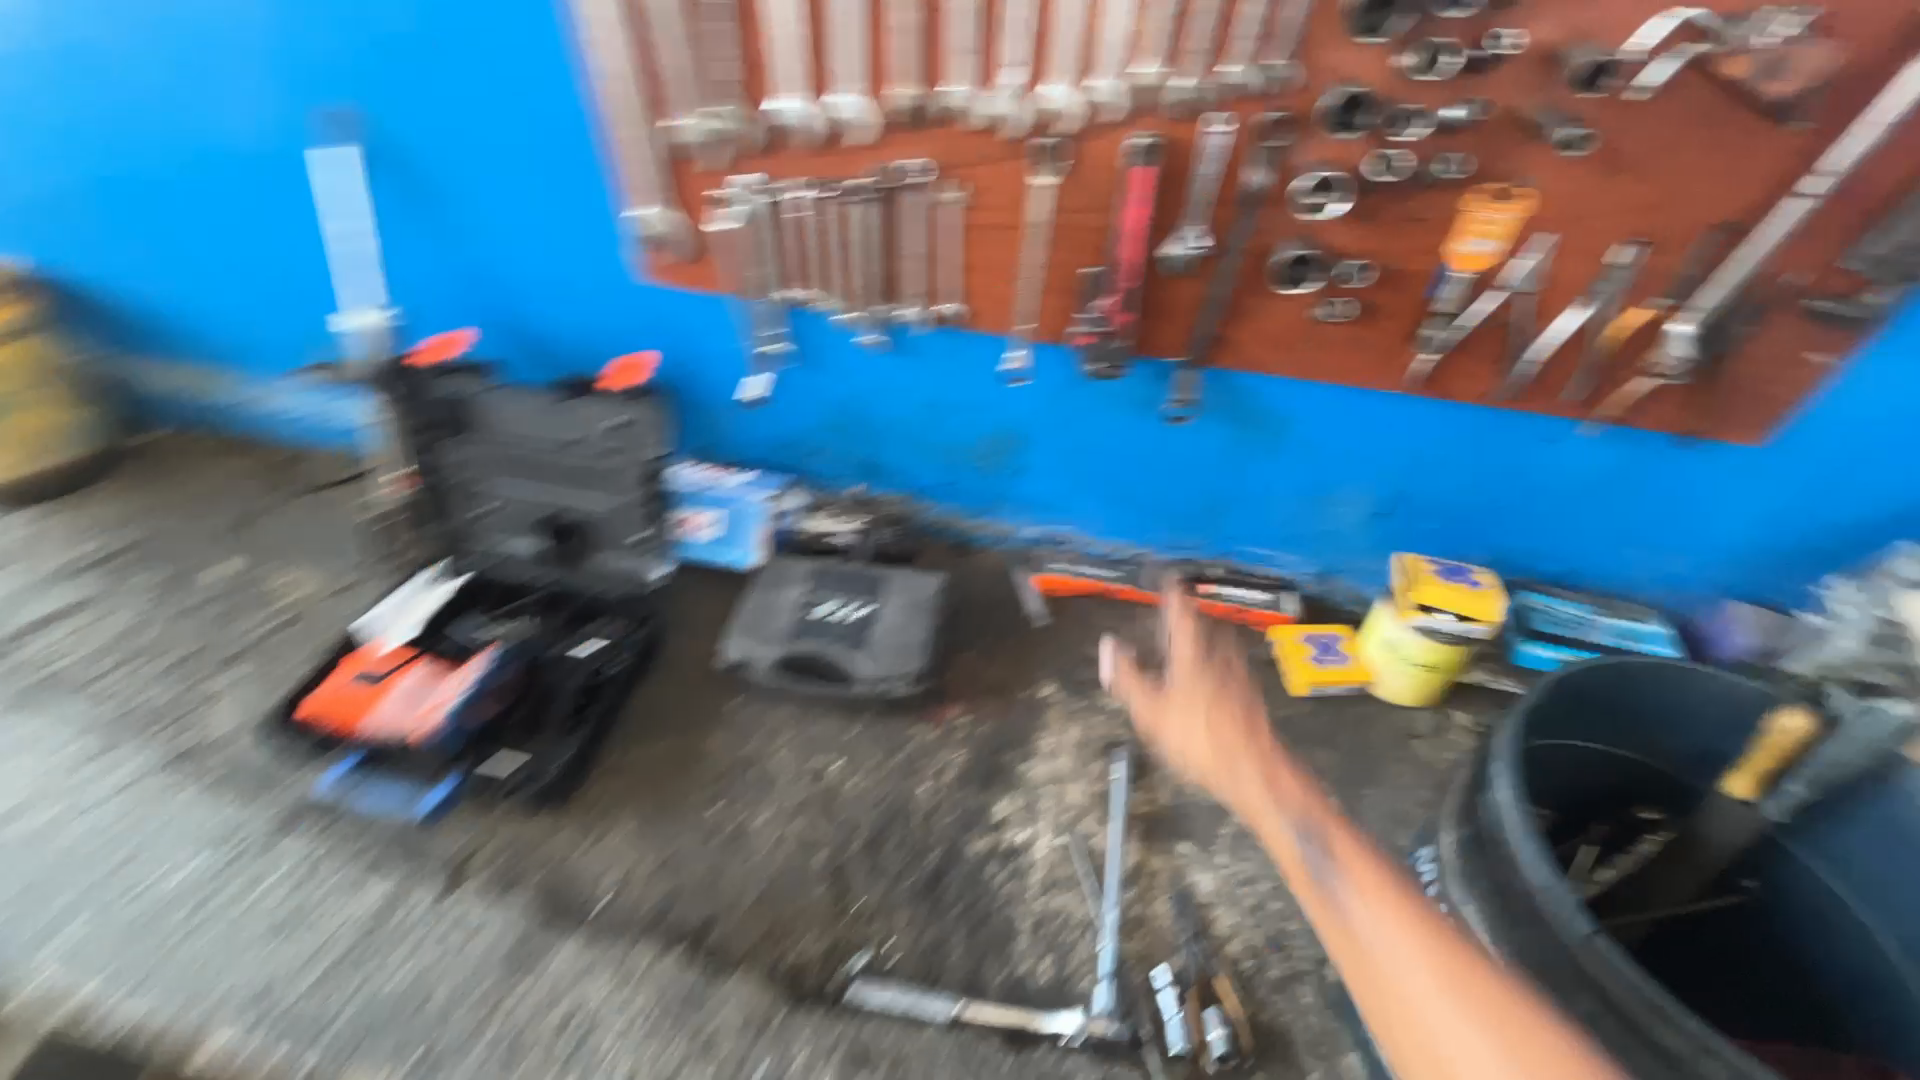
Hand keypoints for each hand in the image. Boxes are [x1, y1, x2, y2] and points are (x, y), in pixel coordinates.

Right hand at [1099, 585, 1282, 818]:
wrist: (1253, 770)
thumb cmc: (1197, 738)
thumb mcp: (1149, 709)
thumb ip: (1127, 675)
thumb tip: (1108, 645)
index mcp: (1193, 654)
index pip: (1181, 613)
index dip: (1173, 594)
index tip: (1169, 578)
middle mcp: (1220, 658)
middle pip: (1205, 629)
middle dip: (1190, 620)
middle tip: (1177, 615)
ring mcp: (1239, 678)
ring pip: (1220, 649)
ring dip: (1204, 643)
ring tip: (1190, 647)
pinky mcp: (1250, 699)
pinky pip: (1229, 670)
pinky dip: (1215, 668)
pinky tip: (1207, 686)